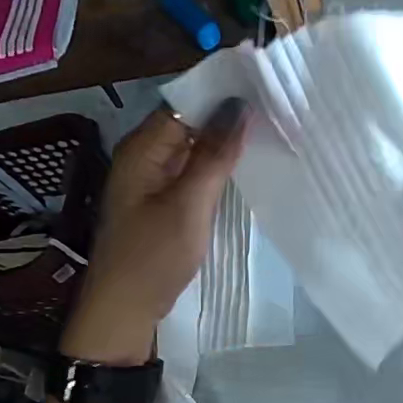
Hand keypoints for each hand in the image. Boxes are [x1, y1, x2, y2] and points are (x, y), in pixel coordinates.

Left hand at [63, 100, 246, 363]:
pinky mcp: (164, 204)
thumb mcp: (189, 205)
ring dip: (225, 145)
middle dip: (228, 119)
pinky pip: (193, 175)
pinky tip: (245, 171)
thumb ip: (214, 156)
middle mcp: (145, 158)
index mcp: (142, 149)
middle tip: (277, 114)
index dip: (221, 95)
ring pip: (194, 150)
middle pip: (189, 124)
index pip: (185, 103)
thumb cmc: (153, 256)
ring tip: (270, 136)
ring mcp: (154, 182)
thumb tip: (239, 107)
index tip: (265, 92)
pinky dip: (217, 170)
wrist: (125, 310)